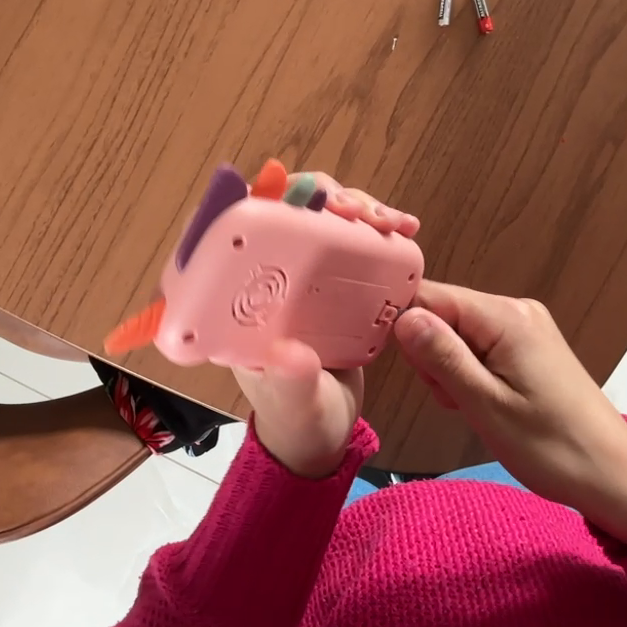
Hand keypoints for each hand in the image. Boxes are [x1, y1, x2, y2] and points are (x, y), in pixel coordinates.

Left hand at [230, 172, 415, 477]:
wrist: (325, 433)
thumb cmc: (296, 420)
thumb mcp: (295, 406)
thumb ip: (290, 385)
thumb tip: (292, 354)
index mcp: (230, 300)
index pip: (224, 229)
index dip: (249, 199)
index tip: (286, 193)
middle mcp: (259, 274)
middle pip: (277, 207)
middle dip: (315, 194)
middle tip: (353, 210)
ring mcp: (296, 270)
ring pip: (316, 212)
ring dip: (353, 203)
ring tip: (389, 222)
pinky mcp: (330, 273)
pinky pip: (347, 232)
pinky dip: (375, 222)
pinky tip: (403, 227)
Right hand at [394, 281, 626, 554]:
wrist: (618, 479)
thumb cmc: (552, 448)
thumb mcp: (487, 407)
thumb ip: (442, 358)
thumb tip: (402, 316)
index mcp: (505, 317)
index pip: (431, 295)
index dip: (402, 321)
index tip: (390, 357)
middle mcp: (515, 310)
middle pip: (443, 313)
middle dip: (432, 354)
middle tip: (453, 399)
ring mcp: (524, 328)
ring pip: (458, 333)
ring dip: (450, 369)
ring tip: (473, 408)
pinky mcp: (530, 348)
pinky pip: (480, 347)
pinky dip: (471, 374)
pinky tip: (485, 404)